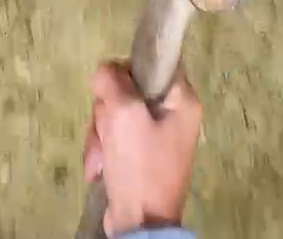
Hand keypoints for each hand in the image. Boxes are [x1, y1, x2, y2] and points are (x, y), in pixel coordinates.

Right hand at [82, 61, 202, 234]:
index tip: (115, 87)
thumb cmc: (140, 164)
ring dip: (101, 134)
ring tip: (102, 157)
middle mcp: (173, 113)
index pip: (154, 59)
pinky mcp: (140, 154)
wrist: (140, 225)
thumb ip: (111, 79)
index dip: (128, 69)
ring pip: (116, 112)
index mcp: (183, 99)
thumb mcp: (123, 112)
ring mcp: (156, 135)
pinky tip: (99, 168)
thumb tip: (105, 72)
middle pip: (128, 88)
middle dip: (107, 110)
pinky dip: (102, 150)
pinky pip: (114, 135)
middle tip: (108, 129)